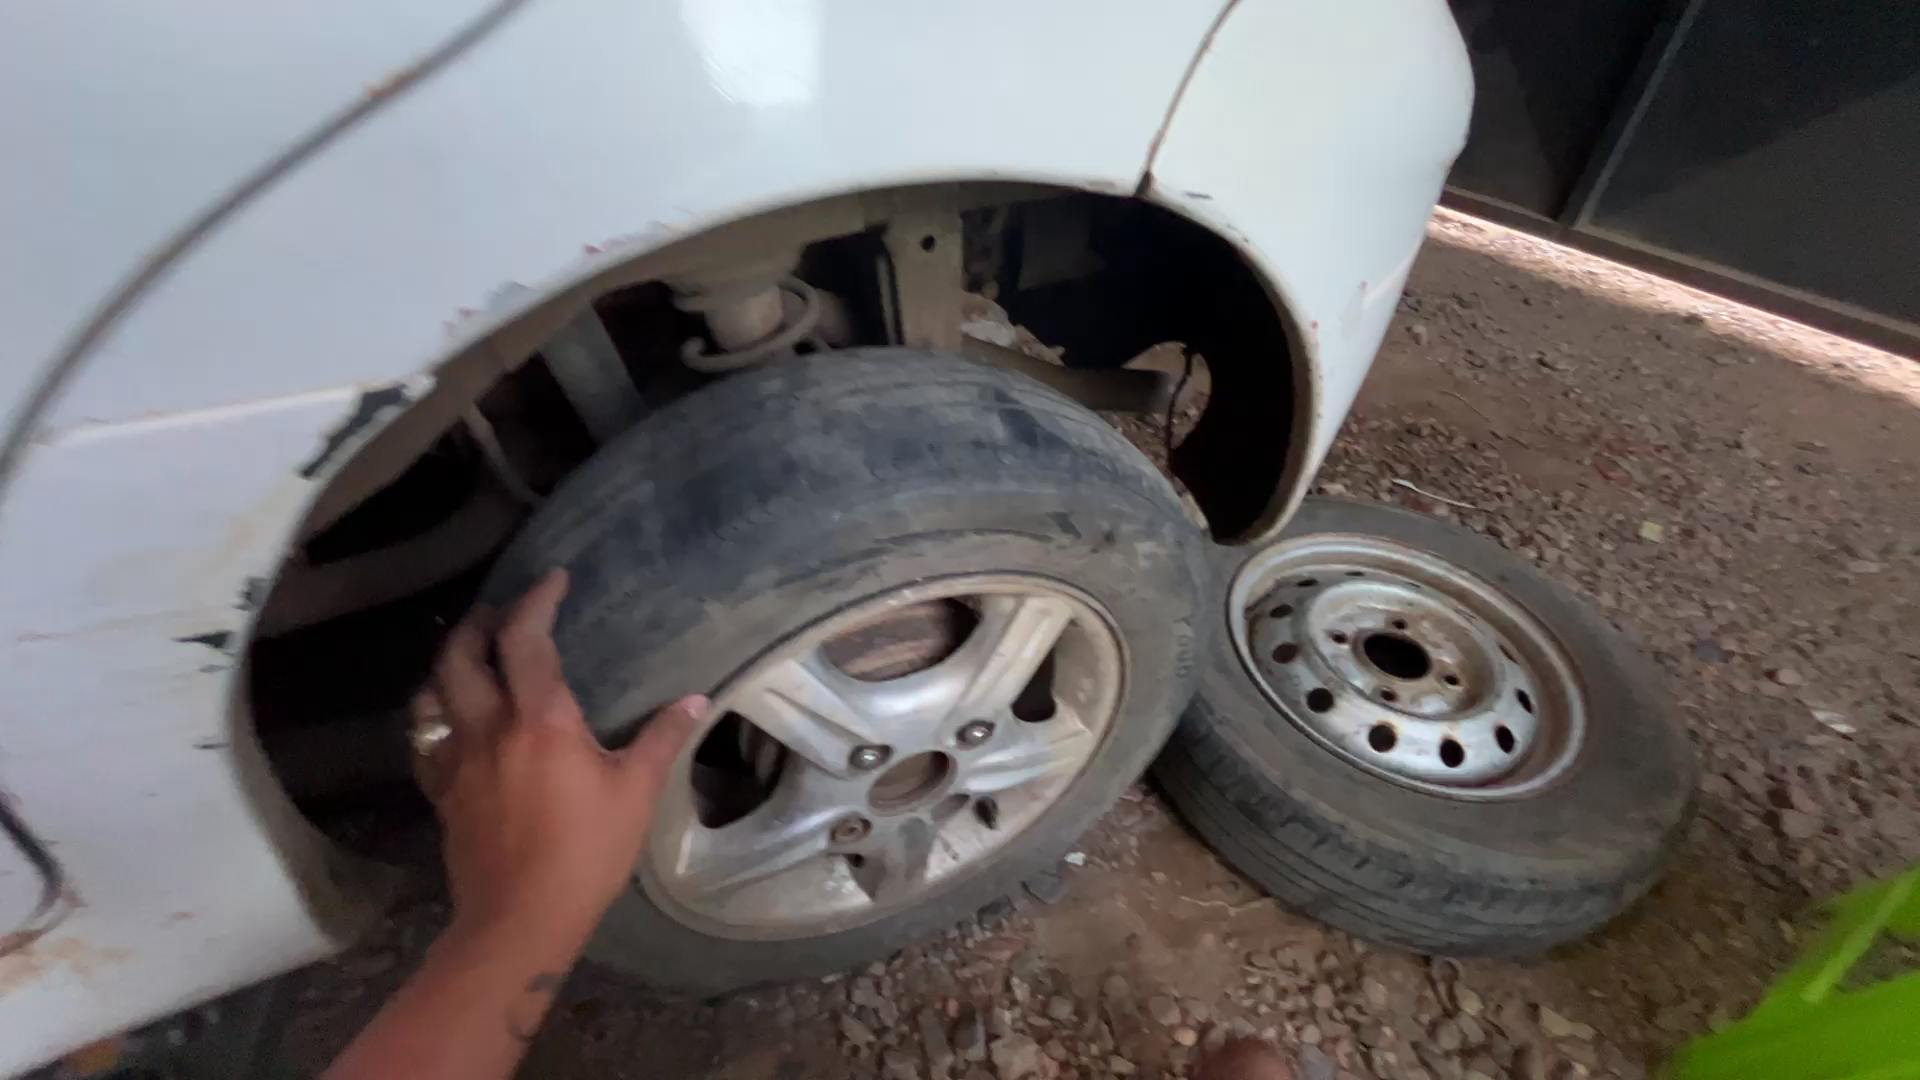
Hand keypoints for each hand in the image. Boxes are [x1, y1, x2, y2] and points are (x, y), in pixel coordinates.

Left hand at [412, 569, 705, 945]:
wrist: (520, 918)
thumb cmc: (588, 848)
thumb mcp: (637, 789)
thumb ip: (663, 737)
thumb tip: (696, 700)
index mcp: (541, 720)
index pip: (527, 642)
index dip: (536, 602)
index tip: (554, 579)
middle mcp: (490, 729)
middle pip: (463, 657)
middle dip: (480, 623)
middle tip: (501, 609)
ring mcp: (458, 761)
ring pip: (433, 694)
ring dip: (450, 662)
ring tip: (471, 652)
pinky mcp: (442, 792)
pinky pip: (426, 737)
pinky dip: (435, 712)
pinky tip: (452, 716)